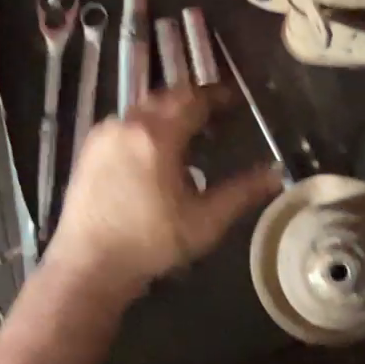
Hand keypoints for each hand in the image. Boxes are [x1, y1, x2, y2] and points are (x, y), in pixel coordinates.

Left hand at [48, 86, 283, 298]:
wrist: (87, 267)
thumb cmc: (150, 244)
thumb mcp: (204, 221)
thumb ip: (242, 192)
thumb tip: (276, 173)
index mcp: (157, 135)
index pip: (194, 99)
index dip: (218, 96)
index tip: (236, 100)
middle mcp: (128, 124)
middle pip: (167, 97)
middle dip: (194, 102)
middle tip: (217, 116)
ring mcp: (104, 135)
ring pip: (144, 109)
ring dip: (169, 113)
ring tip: (189, 134)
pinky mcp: (89, 149)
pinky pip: (125, 123)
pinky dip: (146, 126)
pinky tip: (155, 152)